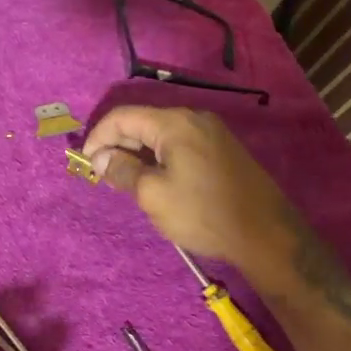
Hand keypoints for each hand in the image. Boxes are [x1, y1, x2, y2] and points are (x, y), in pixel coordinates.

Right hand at [82, 106, 294, 276]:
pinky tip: (157, 181)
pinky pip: (181, 145)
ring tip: (127, 181)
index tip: (86, 164)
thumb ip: (123, 171)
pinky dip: (161, 157)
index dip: (98, 137)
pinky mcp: (223, 150)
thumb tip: (101, 158)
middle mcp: (194, 118)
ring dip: (139, 153)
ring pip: (162, 135)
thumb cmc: (203, 213)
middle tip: (104, 176)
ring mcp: (212, 133)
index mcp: (174, 123)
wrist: (265, 233)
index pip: (123, 117)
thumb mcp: (153, 195)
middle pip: (143, 122)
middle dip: (118, 145)